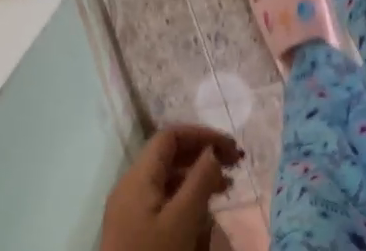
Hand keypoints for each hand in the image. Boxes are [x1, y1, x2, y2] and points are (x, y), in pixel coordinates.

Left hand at [101, 124, 241, 250]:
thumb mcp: (182, 220)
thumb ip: (199, 181)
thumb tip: (212, 151)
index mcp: (138, 176)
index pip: (169, 136)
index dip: (201, 135)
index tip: (230, 147)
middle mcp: (130, 186)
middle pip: (168, 156)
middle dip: (202, 155)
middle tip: (235, 165)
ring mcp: (130, 209)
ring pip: (166, 180)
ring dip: (196, 179)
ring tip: (226, 188)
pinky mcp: (133, 230)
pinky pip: (162, 202)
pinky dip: (185, 199)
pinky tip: (204, 214)